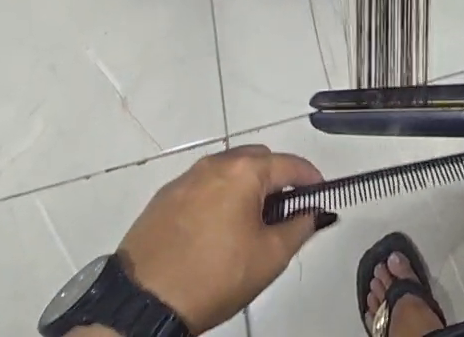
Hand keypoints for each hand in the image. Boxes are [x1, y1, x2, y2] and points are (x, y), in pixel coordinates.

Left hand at [112, 146, 331, 332]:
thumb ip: (300, 227)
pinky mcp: (163, 198)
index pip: (290, 165)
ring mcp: (185, 179)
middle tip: (284, 211)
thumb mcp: (269, 257)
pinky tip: (216, 231)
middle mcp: (215, 164)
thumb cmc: (214, 277)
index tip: (321, 195)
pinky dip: (218, 198)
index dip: (311, 179)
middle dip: (276, 179)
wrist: (142, 303)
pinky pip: (202, 187)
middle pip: (258, 159)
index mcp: (245, 171)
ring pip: (228, 172)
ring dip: (245, 187)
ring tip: (249, 224)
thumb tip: (314, 212)